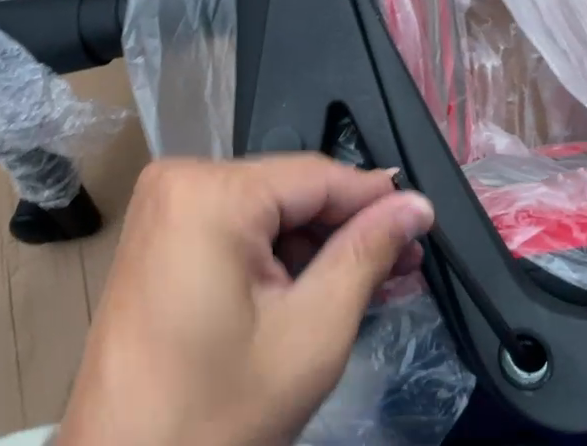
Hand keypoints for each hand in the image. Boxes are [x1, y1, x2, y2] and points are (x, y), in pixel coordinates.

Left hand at [58, 155, 434, 445]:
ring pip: (267, 210)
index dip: (376, 198)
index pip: (317, 175)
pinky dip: (277, 254)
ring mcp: (164, 207)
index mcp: (209, 191)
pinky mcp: (160, 236)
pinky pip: (236, 227)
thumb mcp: (309, 334)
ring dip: (317, 245)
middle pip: (290, 191)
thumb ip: (366, 255)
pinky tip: (321, 284)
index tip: (425, 220)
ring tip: (376, 279)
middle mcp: (180, 179)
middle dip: (348, 229)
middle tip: (405, 264)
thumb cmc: (214, 411)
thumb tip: (414, 206)